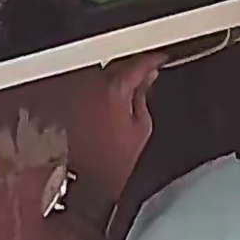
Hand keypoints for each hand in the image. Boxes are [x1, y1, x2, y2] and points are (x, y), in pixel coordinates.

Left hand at [62, 53, 162, 205]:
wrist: (90, 181)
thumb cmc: (115, 160)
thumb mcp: (142, 126)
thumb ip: (144, 95)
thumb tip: (148, 78)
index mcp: (115, 88)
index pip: (138, 63)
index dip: (154, 58)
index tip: (162, 58)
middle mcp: (96, 85)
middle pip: (121, 62)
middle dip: (137, 64)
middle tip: (151, 70)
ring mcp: (84, 92)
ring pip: (107, 70)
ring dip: (122, 72)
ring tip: (137, 81)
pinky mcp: (77, 101)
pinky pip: (96, 82)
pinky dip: (109, 83)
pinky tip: (119, 93)